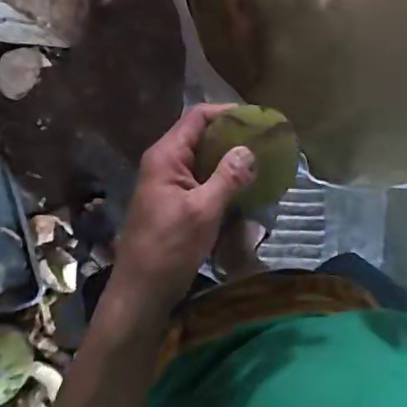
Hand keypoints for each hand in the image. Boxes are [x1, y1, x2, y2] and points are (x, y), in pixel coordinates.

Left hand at [111, 104, 257, 309]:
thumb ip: (227, 178)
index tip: (258, 120)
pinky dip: (221, 182)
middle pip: (201, 137)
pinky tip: (244, 191)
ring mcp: (167, 184)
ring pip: (202, 161)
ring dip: (228, 161)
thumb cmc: (169, 249)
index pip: (197, 118)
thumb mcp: (203, 212)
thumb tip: (249, 150)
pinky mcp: (173, 203)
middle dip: (232, 138)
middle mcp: (164, 163)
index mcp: (165, 156)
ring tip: (261, 165)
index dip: (227, 113)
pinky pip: (200, 182)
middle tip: (266, 144)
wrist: (140, 292)